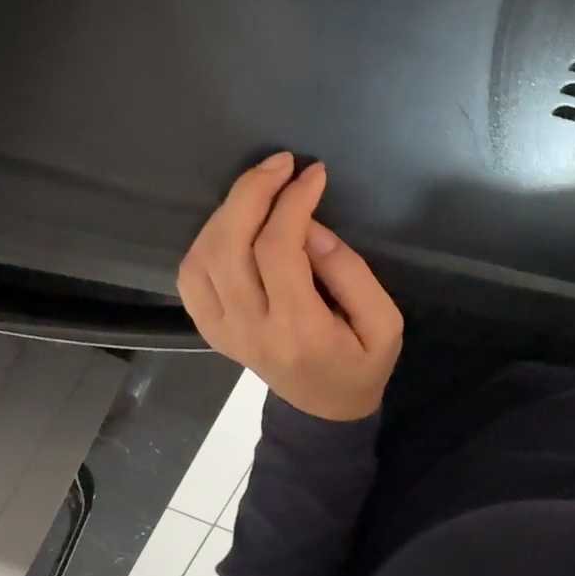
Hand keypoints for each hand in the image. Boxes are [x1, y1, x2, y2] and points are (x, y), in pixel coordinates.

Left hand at [177, 152, 403, 420]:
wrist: (324, 412)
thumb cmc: (360, 365)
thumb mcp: (384, 324)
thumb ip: (351, 273)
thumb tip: (310, 226)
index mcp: (298, 330)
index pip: (278, 250)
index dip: (293, 202)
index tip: (314, 173)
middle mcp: (250, 329)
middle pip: (229, 246)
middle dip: (252, 192)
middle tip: (280, 163)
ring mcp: (222, 331)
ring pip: (203, 257)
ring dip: (228, 210)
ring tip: (261, 185)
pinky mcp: (210, 328)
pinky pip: (190, 275)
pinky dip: (206, 238)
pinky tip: (234, 220)